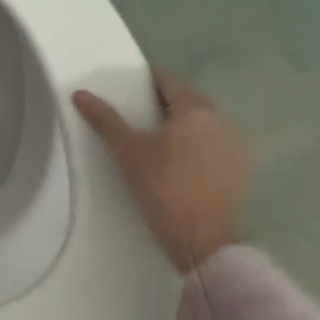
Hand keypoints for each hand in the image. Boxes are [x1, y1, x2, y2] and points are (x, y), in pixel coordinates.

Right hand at [75, 67, 250, 273]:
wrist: (203, 240)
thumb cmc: (163, 185)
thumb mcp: (126, 149)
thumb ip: (104, 118)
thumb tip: (81, 93)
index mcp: (198, 110)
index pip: (168, 80)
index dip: (144, 79)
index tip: (123, 86)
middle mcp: (223, 123)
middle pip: (187, 100)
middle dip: (161, 101)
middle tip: (132, 110)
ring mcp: (236, 149)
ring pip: (202, 123)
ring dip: (179, 123)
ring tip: (151, 134)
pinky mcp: (239, 172)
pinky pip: (212, 144)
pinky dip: (194, 143)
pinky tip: (173, 157)